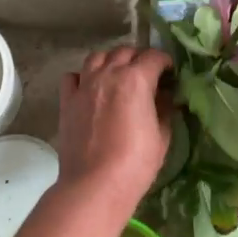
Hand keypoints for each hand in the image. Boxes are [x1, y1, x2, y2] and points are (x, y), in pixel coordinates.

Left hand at [57, 47, 172, 201]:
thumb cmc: (135, 163)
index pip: (154, 56)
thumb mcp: (161, 137)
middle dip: (139, 58)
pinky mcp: (67, 101)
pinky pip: (73, 76)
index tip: (170, 74)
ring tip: (118, 75)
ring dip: (111, 60)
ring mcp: (85, 85)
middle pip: (125, 51)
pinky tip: (90, 89)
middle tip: (147, 75)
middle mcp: (109, 74)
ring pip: (97, 56)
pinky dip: (83, 76)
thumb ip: (165, 111)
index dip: (165, 62)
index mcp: (136, 79)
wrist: (94, 185)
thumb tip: (166, 98)